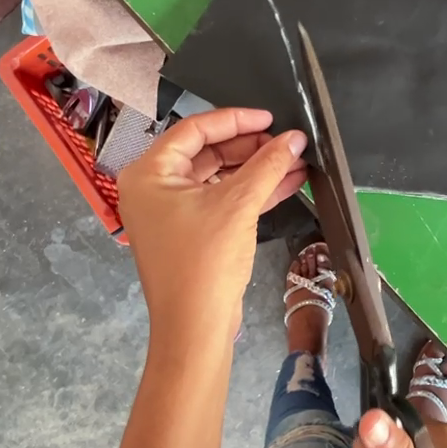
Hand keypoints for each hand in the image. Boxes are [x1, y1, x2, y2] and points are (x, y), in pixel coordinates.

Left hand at [117, 108, 307, 350]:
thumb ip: (267, 166)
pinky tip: (287, 183)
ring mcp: (172, 213)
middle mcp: (155, 189)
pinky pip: (222, 200)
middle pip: (208, 152)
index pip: (195, 130)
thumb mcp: (238, 205)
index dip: (235, 120)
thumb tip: (294, 139)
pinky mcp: (192, 233)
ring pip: (219, 178)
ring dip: (257, 170)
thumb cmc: (204, 261)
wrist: (195, 328)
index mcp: (150, 173)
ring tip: (296, 161)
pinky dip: (252, 192)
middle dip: (251, 148)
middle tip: (286, 143)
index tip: (269, 119)